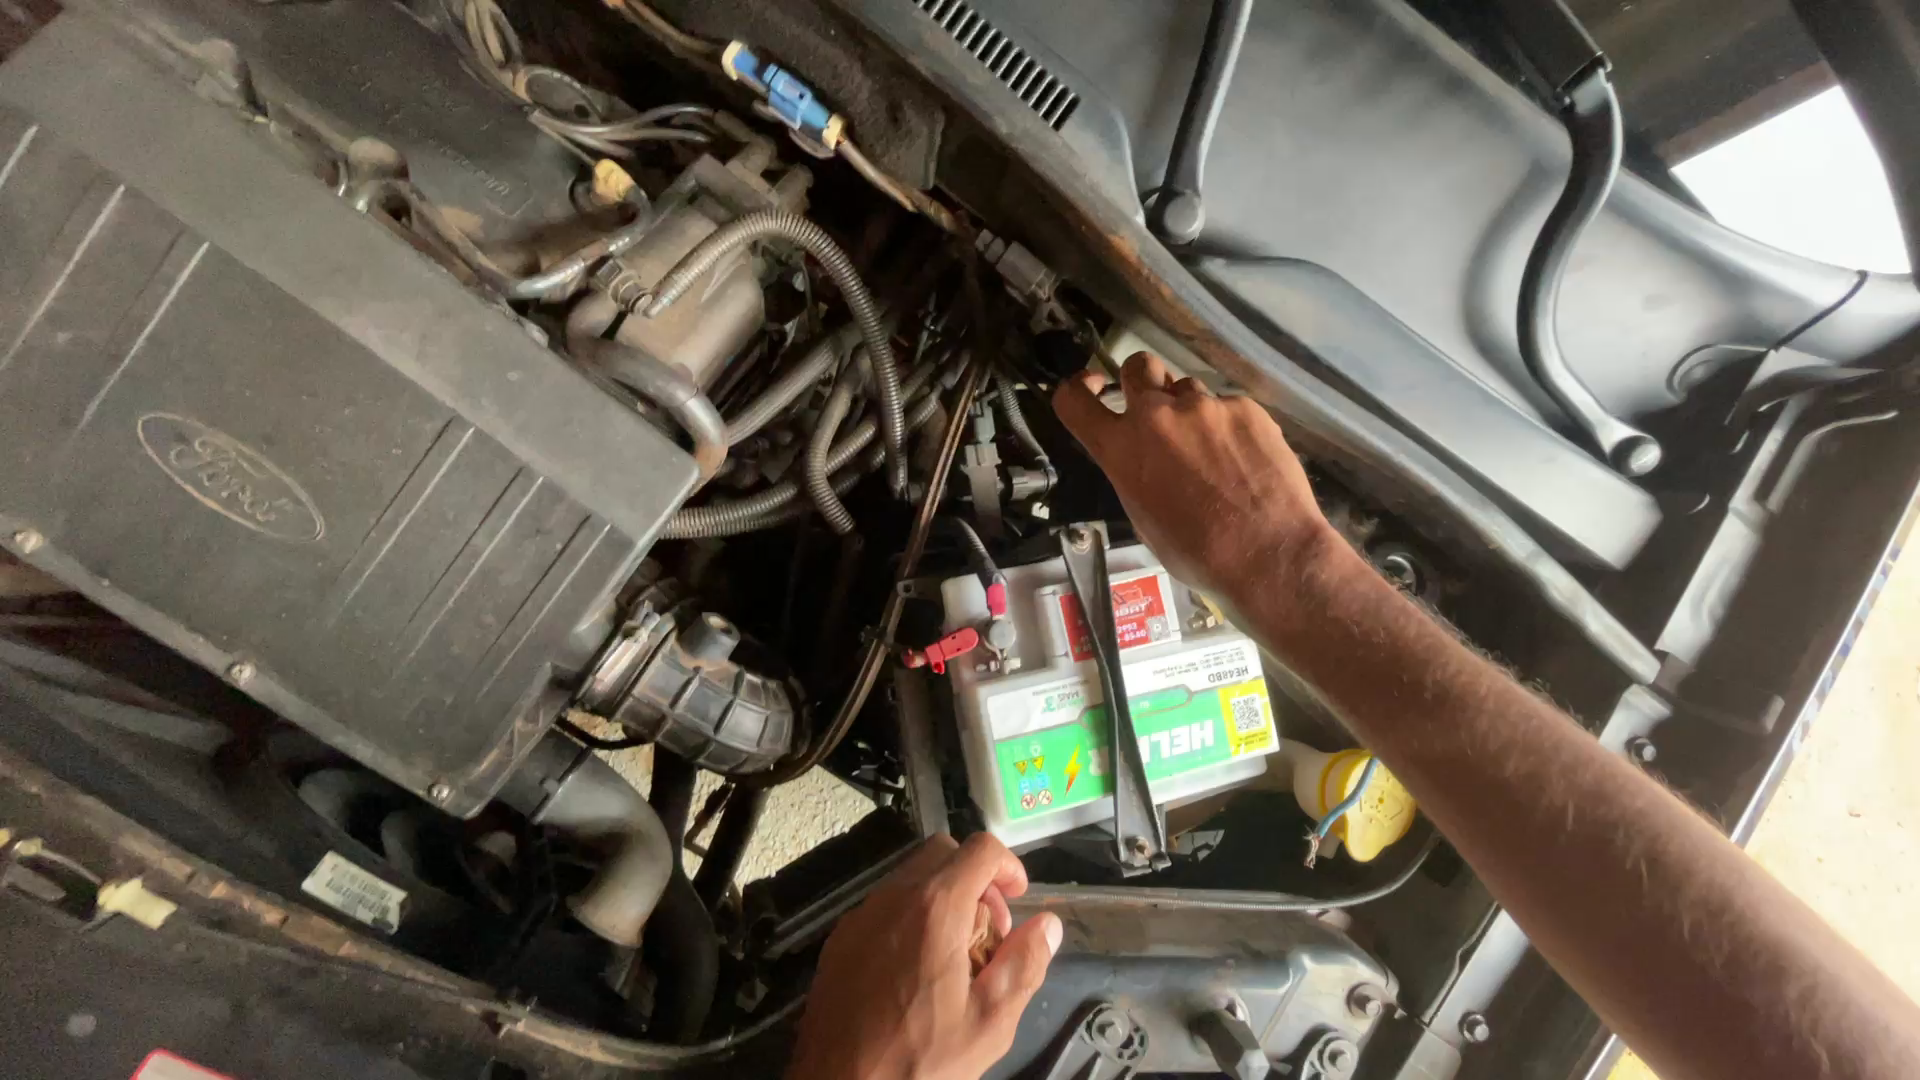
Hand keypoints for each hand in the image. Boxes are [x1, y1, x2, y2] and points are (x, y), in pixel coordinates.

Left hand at [786, 833, 1063, 1079]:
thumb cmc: (917, 1061)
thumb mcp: (988, 1024)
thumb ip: (1023, 965)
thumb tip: (1047, 924)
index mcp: (936, 908)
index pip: (981, 849)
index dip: (1009, 866)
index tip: (1018, 901)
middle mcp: (895, 895)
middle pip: (945, 853)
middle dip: (976, 878)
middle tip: (989, 930)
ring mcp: (863, 912)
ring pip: (912, 874)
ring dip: (943, 895)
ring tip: (954, 953)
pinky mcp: (842, 935)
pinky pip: (885, 902)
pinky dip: (910, 913)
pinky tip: (914, 967)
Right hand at [1052, 352, 1337, 597]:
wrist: (1267, 553)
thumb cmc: (1195, 551)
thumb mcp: (1142, 516)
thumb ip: (1133, 472)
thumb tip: (1144, 458)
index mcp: (1121, 448)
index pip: (1074, 400)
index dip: (1075, 389)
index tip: (1090, 388)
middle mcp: (1157, 416)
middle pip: (1138, 366)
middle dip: (1142, 382)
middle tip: (1157, 412)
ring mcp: (1205, 406)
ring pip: (1188, 389)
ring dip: (1191, 411)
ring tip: (1213, 451)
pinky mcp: (1247, 408)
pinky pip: (1228, 407)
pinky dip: (1230, 427)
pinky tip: (1246, 461)